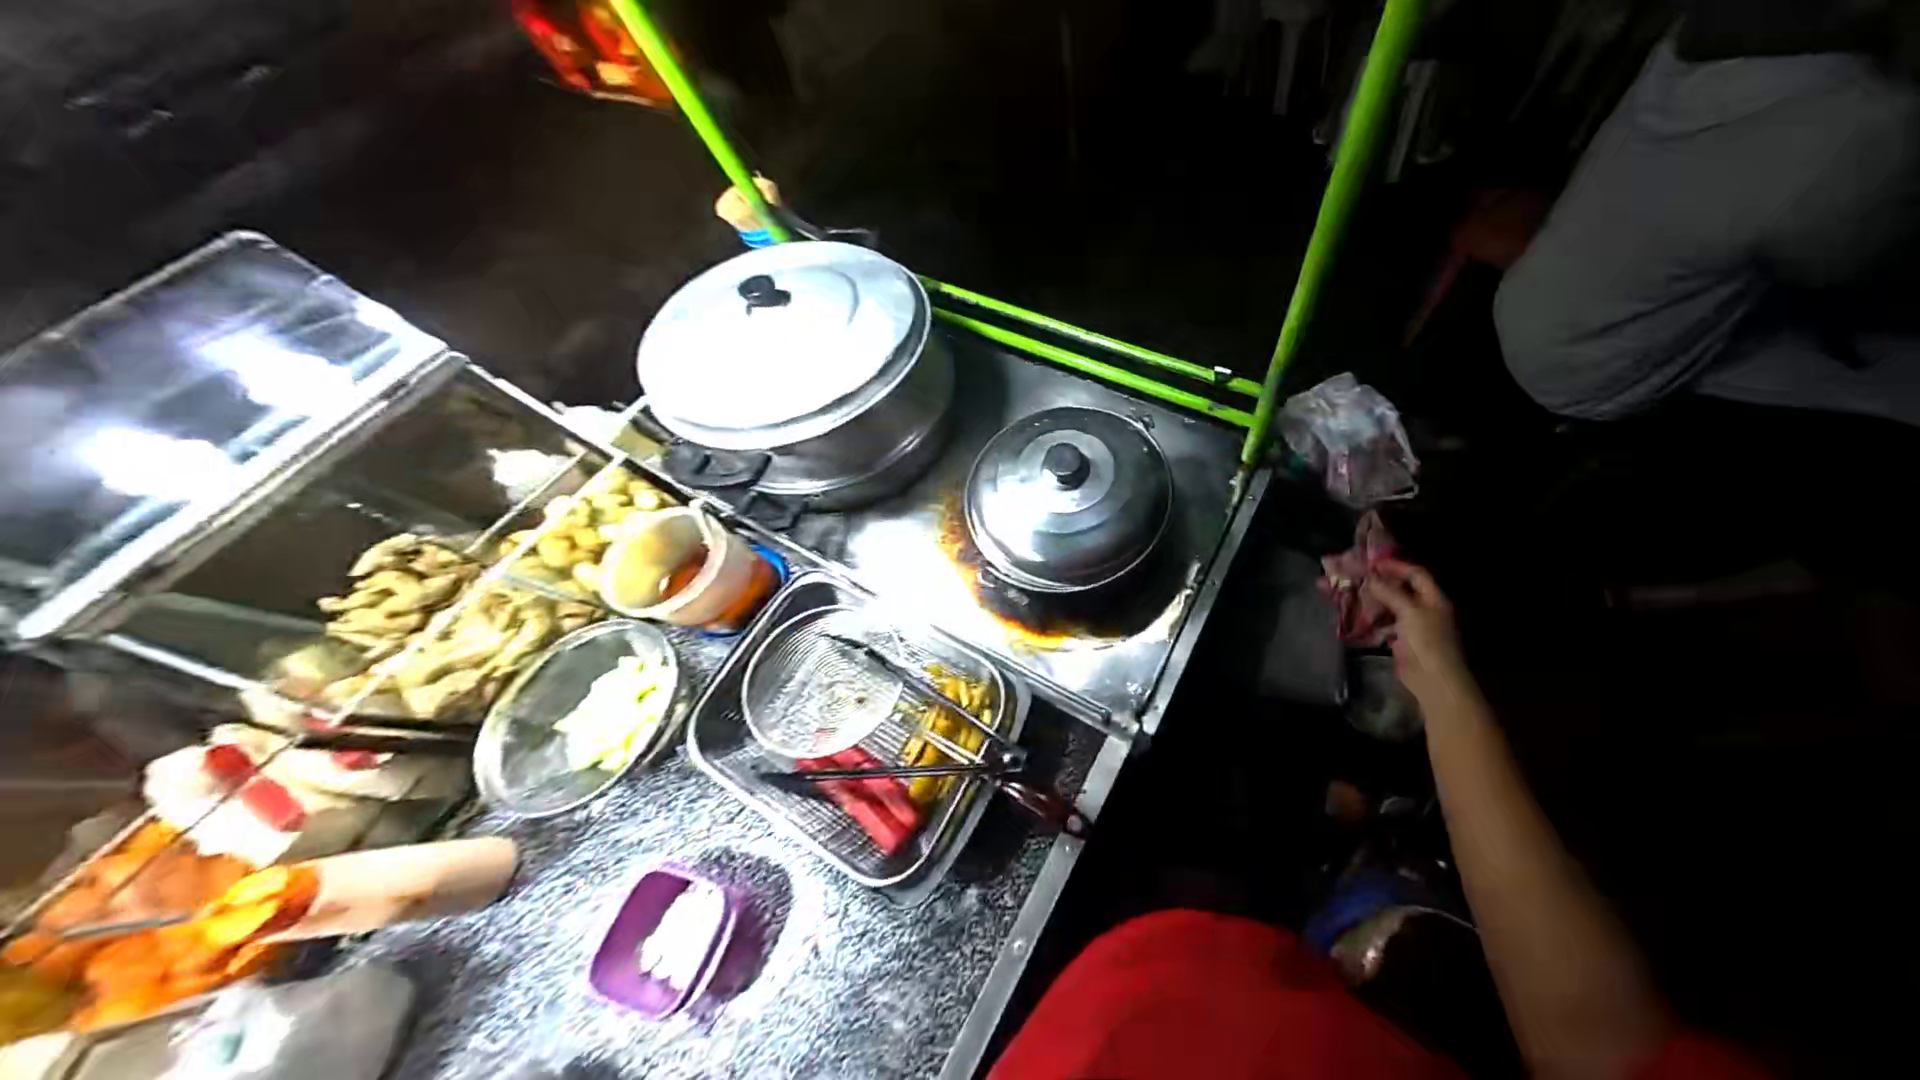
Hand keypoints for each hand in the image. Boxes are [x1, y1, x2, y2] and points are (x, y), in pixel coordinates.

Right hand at [1364, 559, 1473, 707]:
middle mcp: (1422, 608)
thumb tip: (1371, 578)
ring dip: (1367, 600)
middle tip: (1353, 576)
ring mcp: (1410, 624)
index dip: (1396, 566)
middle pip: (1398, 589)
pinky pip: (1380, 623)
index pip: (1416, 574)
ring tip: (1346, 594)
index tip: (1373, 563)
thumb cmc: (1428, 641)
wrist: (1433, 679)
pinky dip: (1366, 619)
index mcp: (1433, 598)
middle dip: (1376, 583)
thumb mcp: (1411, 612)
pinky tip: (1350, 616)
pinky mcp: (1398, 639)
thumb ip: (1390, 593)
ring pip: (1386, 606)